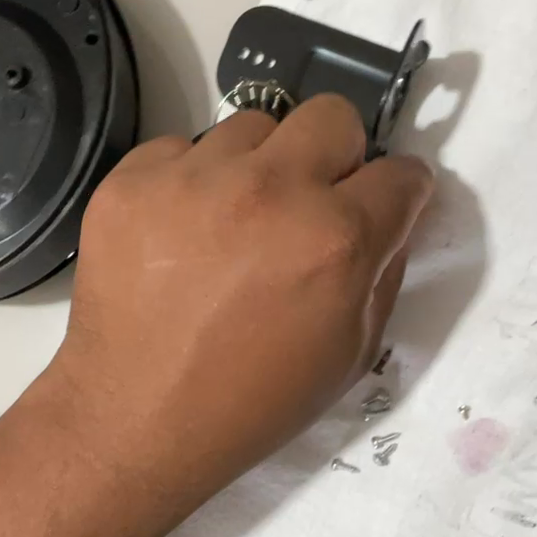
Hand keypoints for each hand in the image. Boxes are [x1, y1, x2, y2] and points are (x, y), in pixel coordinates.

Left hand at [38, 94, 434, 509]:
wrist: (138, 420)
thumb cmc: (253, 402)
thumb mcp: (349, 356)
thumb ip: (383, 274)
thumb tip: (391, 218)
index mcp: (336, 239)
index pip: (403, 175)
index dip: (400, 194)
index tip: (384, 206)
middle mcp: (270, 190)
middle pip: (333, 116)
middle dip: (336, 157)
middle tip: (308, 206)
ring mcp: (194, 178)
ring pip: (253, 127)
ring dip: (258, 168)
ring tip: (232, 226)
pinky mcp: (132, 181)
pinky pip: (181, 149)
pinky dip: (191, 183)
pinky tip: (180, 236)